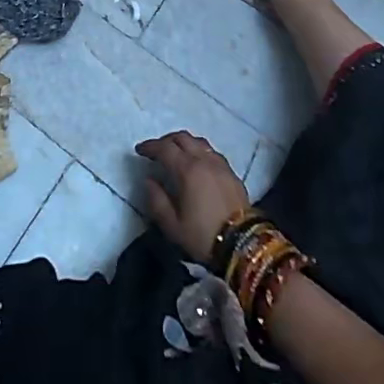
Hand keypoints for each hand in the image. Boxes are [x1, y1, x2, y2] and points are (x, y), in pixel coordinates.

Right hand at [134, 130, 251, 261]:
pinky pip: (212, 153)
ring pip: (199, 142)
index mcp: (187, 170)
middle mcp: (204, 161)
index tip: (139, 151)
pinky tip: (197, 164)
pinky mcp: (232, 174)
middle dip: (166, 140)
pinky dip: (199, 151)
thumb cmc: (204, 236)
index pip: (164, 148)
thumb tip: (149, 181)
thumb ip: (156, 200)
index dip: (149, 146)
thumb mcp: (172, 225)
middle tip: (156, 151)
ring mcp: (221, 165)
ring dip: (184, 143)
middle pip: (182, 138)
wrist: (244, 246)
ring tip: (176, 154)